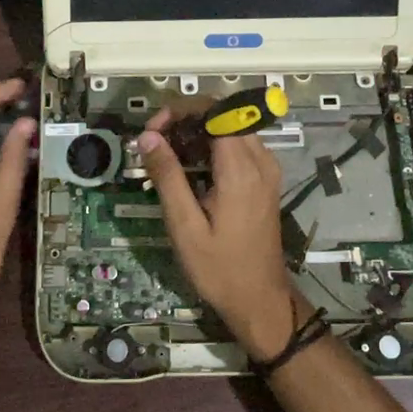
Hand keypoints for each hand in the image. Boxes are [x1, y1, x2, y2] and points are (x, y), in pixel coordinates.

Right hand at [139, 110, 301, 361]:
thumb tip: (146, 136)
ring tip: (166, 157)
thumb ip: (167, 176)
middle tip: (154, 144)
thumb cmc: (220, 269)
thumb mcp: (184, 226)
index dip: (181, 110)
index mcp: (241, 169)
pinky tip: (188, 169)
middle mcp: (260, 160)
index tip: (153, 131)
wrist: (260, 301)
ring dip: (196, 131)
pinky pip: (237, 145)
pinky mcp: (264, 178)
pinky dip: (210, 145)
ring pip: (230, 126)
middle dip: (184, 119)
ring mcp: (266, 168)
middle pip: (223, 114)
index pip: (216, 110)